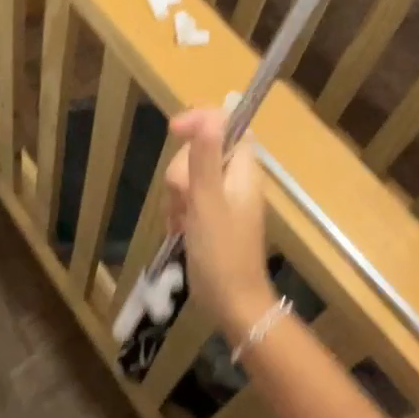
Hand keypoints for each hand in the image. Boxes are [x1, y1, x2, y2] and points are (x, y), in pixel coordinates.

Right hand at [166, 108, 275, 338]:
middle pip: (200, 150)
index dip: (201, 120)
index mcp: (243, 169)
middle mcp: (235, 179)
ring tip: (182, 220)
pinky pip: (187, 199)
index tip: (175, 130)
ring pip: (189, 176)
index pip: (227, 123)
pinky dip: (179, 211)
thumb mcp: (207, 201)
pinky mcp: (211, 218)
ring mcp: (223, 199)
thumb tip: (211, 114)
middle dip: (182, 171)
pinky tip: (179, 230)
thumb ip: (205, 157)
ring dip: (177, 195)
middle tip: (184, 197)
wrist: (232, 304)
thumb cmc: (222, 252)